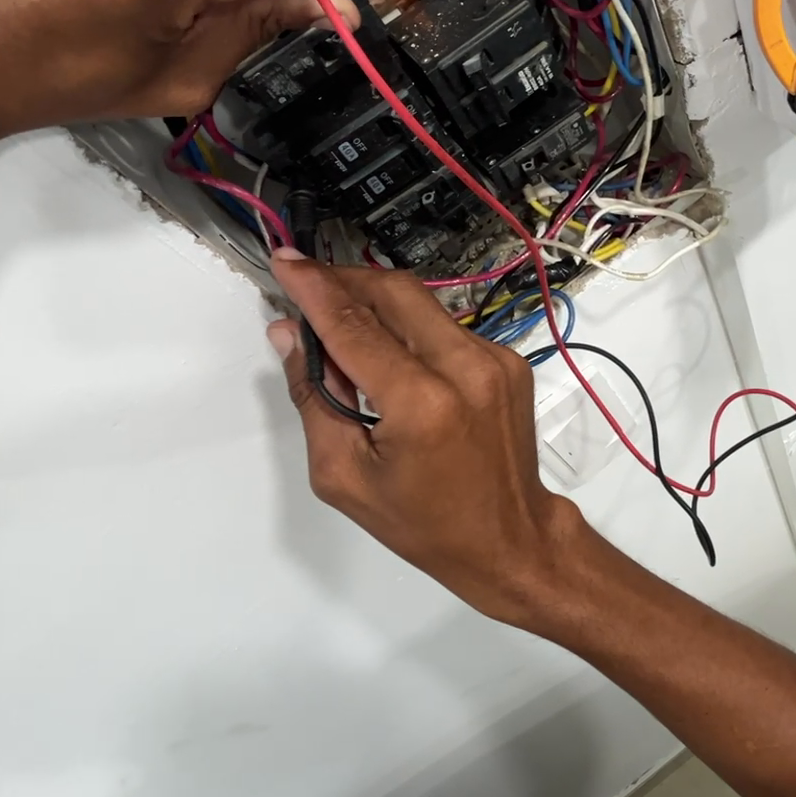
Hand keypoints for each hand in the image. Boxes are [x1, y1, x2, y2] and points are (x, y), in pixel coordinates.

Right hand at [265, 252, 584, 628]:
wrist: (508, 535)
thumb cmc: (423, 522)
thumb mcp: (346, 475)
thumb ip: (315, 398)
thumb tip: (291, 335)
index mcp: (423, 402)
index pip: (355, 327)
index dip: (314, 289)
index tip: (286, 261)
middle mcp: (467, 367)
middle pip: (397, 292)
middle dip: (347, 280)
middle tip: (308, 285)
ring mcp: (496, 360)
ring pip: (424, 305)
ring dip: (378, 303)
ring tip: (343, 323)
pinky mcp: (509, 361)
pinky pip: (448, 328)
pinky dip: (412, 329)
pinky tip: (391, 354)